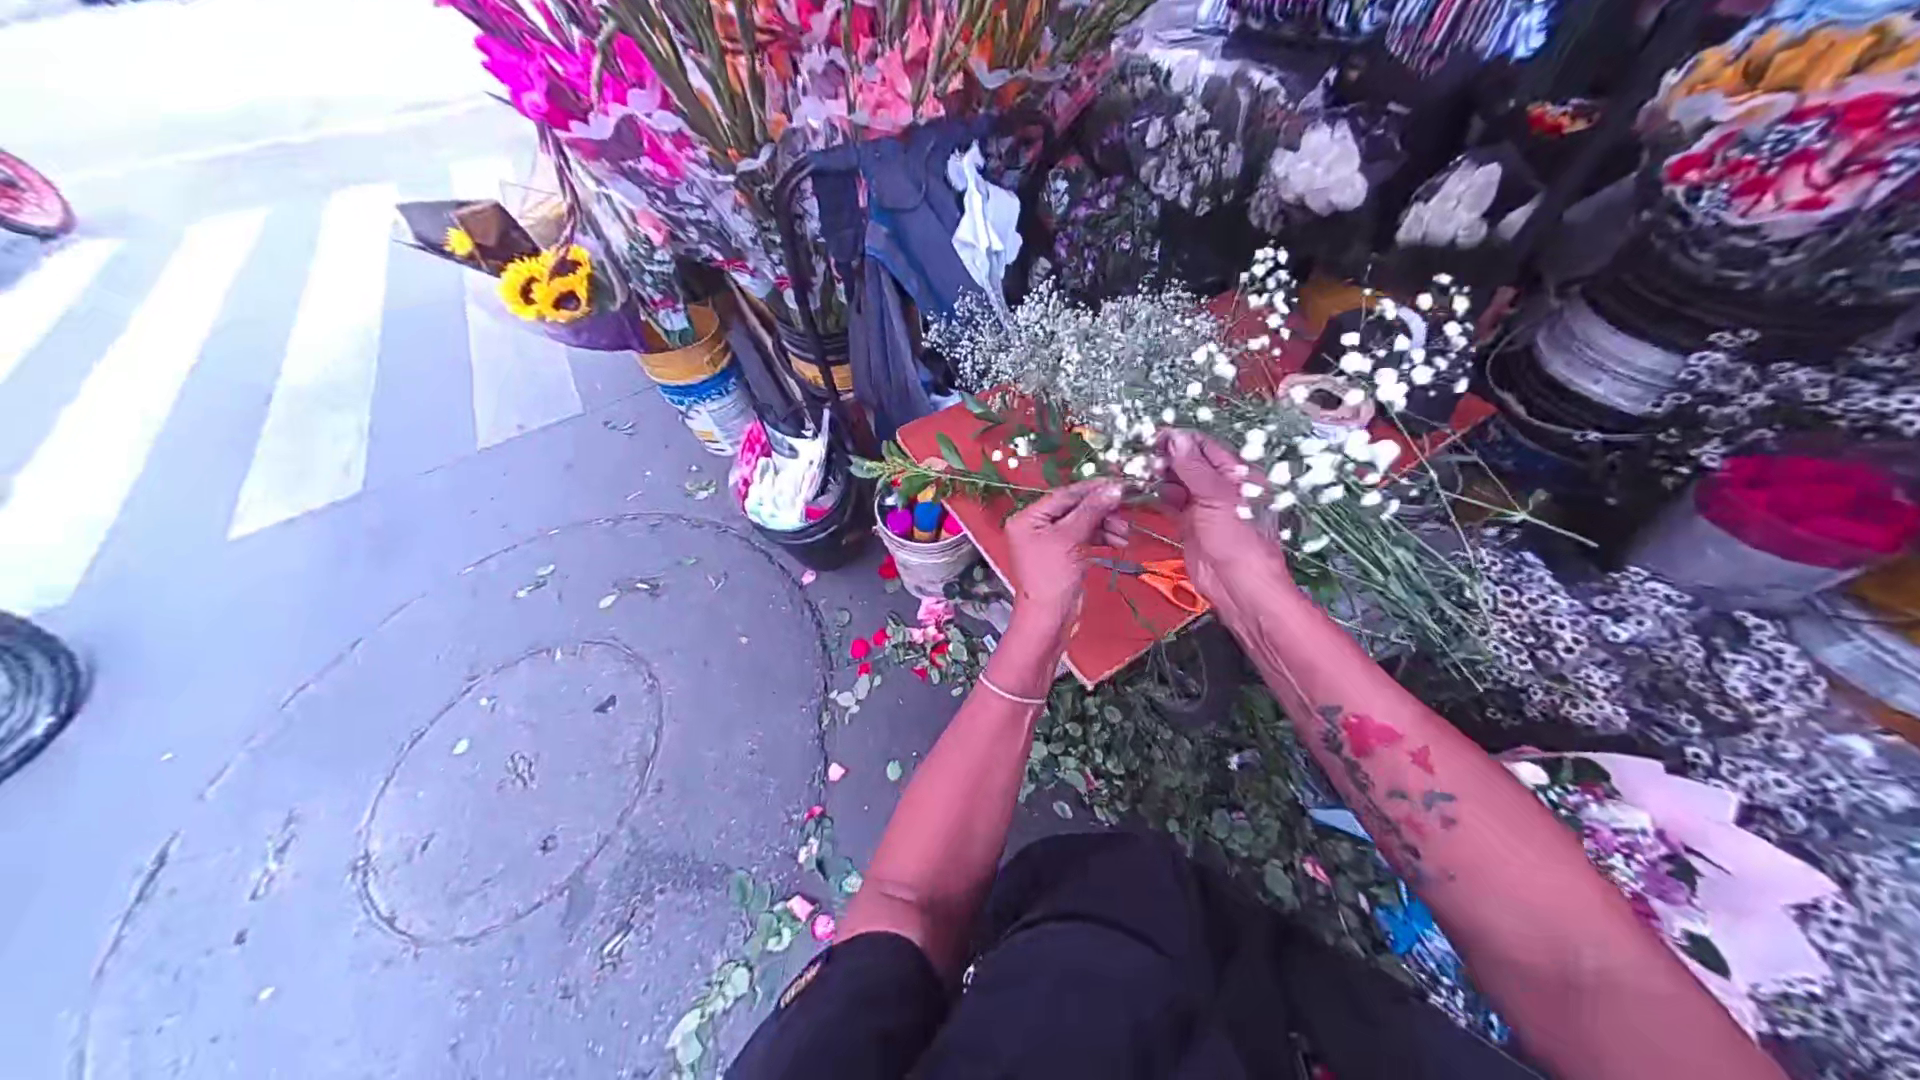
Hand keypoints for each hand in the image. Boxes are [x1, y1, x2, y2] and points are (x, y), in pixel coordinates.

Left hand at [1004, 479, 1127, 637]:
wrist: (1050, 617)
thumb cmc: (1052, 576)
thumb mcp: (1070, 538)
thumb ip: (1091, 510)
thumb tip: (1114, 488)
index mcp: (1028, 517)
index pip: (1064, 495)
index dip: (1092, 489)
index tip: (1119, 483)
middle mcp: (1036, 526)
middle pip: (1075, 508)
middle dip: (1102, 511)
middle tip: (1125, 511)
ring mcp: (1050, 540)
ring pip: (1083, 523)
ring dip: (1106, 525)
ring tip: (1124, 533)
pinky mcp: (1064, 554)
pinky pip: (1084, 537)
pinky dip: (1101, 537)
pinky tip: (1118, 540)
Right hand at [1155, 429, 1286, 603]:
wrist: (1237, 585)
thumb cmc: (1238, 539)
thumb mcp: (1217, 497)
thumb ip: (1194, 467)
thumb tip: (1176, 438)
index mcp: (1237, 473)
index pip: (1203, 447)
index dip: (1179, 440)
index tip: (1152, 438)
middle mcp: (1220, 486)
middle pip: (1187, 463)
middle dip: (1164, 458)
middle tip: (1138, 457)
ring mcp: (1203, 505)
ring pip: (1176, 482)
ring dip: (1157, 477)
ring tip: (1135, 472)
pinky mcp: (1188, 524)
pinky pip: (1170, 503)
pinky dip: (1156, 496)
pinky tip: (1141, 491)